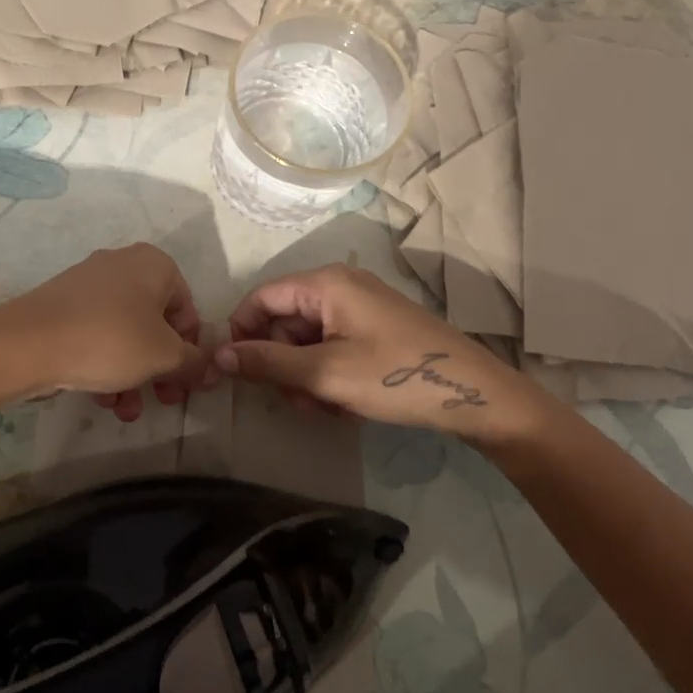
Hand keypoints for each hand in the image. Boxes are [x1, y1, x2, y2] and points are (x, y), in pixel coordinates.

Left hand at [0, 244, 214, 419]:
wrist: (29, 343)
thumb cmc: (110, 340)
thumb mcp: (163, 356)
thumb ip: (194, 361)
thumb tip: (211, 367)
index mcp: (154, 264)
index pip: (188, 310)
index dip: (192, 351)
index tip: (187, 384)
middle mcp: (122, 265)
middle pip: (156, 324)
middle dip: (161, 369)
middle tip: (163, 400)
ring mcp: (88, 284)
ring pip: (125, 334)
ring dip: (133, 375)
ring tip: (126, 411)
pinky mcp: (62, 306)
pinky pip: (97, 335)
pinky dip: (105, 364)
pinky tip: (101, 399)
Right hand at [219, 263, 555, 445]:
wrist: (474, 395)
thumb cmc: (394, 377)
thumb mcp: (324, 373)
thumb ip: (267, 362)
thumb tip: (217, 356)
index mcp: (326, 284)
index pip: (261, 298)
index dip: (242, 333)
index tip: (236, 373)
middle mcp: (340, 287)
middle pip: (284, 322)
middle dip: (282, 364)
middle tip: (297, 401)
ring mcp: (360, 308)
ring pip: (307, 340)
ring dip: (306, 377)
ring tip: (326, 408)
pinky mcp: (375, 330)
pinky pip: (332, 347)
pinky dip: (329, 375)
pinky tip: (345, 404)